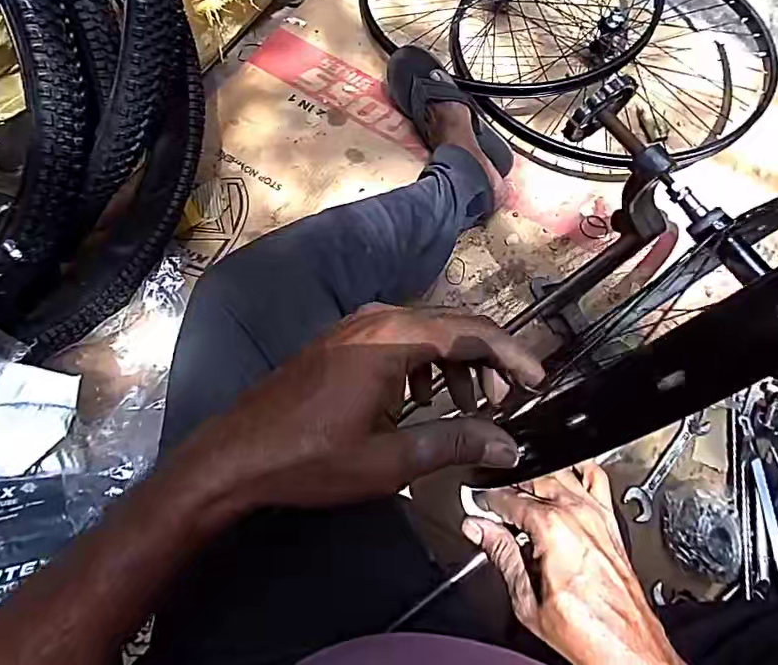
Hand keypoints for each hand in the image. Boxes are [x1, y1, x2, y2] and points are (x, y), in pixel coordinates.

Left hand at [172, 305, 545, 510]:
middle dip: (487, 361)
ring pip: (428, 331)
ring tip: (470, 407)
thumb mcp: (389, 460)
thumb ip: (453, 442)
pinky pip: (402, 338)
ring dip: (456, 363)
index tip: (539, 378)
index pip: (470, 331)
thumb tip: (508, 444)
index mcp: (393, 338)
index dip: (512, 353)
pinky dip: (426, 363)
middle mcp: (379, 317)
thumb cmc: (313, 458)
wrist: (238, 452)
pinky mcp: (346, 336)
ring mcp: (359, 323)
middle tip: (504, 404)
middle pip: (452, 326)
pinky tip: (424, 399)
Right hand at [466, 463, 684, 664]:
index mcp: (550, 528)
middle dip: (508, 485)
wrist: (629, 651)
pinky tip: (563, 474)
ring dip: (535, 475)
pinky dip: (576, 468)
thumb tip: (480, 529)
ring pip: (558, 471)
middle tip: (494, 501)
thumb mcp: (528, 602)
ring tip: (521, 490)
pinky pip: (594, 476)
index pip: (507, 498)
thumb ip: (502, 556)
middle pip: (531, 478)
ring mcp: (595, 512)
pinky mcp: (610, 519)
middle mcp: (574, 512)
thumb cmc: (587, 635)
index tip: (478, 506)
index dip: (487, 500)